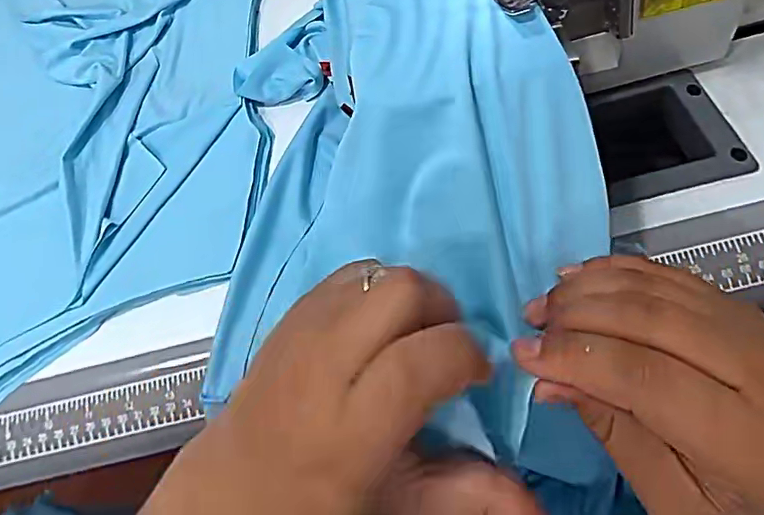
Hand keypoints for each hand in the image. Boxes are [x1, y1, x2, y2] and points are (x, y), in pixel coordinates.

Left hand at [146, 261, 536, 514]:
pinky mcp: (290, 311)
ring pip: (374, 272)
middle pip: (399, 291)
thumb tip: (535, 502)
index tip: (479, 372)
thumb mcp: (392, 508)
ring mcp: (302, 327)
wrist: (229, 489)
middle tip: (447, 343)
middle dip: (439, 306)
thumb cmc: (315, 505)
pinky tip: (379, 324)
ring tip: (415, 332)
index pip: (420, 360)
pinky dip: (375, 286)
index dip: (464, 354)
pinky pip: (346, 273)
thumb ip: (462, 495)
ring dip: (408, 292)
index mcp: (349, 427)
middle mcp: (323, 363)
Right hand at [512, 255, 763, 514]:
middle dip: (579, 314)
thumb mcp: (682, 505)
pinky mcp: (742, 308)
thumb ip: (617, 434)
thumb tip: (548, 377)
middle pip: (652, 319)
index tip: (525, 354)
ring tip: (548, 300)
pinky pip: (670, 273)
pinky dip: (620, 269)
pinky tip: (583, 275)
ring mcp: (757, 330)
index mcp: (757, 443)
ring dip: (592, 286)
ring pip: (658, 286)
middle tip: (531, 321)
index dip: (580, 358)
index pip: (650, 379)